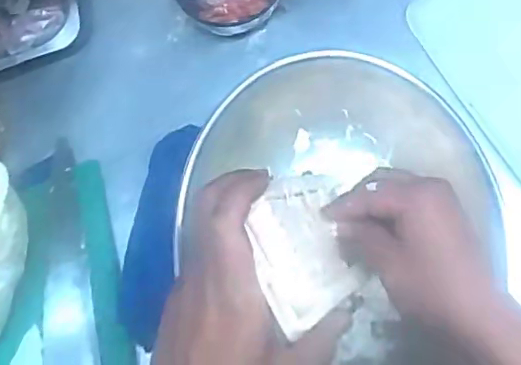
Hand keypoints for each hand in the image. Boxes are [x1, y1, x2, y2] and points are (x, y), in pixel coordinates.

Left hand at [156, 169, 350, 364]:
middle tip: (259, 181)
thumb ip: (316, 342)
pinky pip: (192, 245)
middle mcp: (201, 271)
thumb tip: (346, 311)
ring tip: (250, 208)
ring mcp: (182, 281)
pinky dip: (211, 230)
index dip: (241, 187)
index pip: (223, 215)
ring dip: (219, 203)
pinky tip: (232, 250)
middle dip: (229, 181)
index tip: (266, 179)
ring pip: (194, 222)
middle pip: (203, 205)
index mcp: (228, 283)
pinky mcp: (174, 295)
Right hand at [326, 170, 520, 364]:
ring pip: (399, 188)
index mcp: (416, 192)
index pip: (369, 193)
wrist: (484, 318)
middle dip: (360, 198)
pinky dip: (395, 208)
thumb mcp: (390, 265)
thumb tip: (344, 225)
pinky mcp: (451, 212)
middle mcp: (430, 184)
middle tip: (339, 216)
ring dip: (377, 202)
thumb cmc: (433, 289)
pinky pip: (414, 199)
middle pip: (384, 182)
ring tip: (358, 222)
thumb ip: (364, 237)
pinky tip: (383, 226)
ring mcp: (444, 197)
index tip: (323, 216)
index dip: (344, 205)